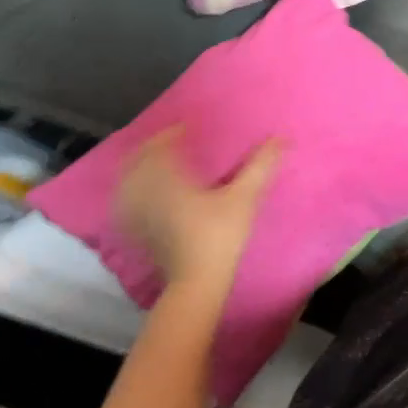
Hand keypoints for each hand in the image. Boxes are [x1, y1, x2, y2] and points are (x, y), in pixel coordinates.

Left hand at [116, 128, 282, 300]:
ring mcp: (138, 215)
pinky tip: (143, 193)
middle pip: (136, 163)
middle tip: (169, 141)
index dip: (169, 134)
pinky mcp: (138, 232)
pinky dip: (131, 191)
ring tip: (154, 162)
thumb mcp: (245, 198)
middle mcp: (146, 194)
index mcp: (169, 181)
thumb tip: (281, 138)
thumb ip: (261, 167)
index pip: (159, 149)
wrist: (198, 280)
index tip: (185, 127)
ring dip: (137, 168)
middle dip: (149, 148)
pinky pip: (126, 203)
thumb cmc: (220, 235)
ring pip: (126, 183)